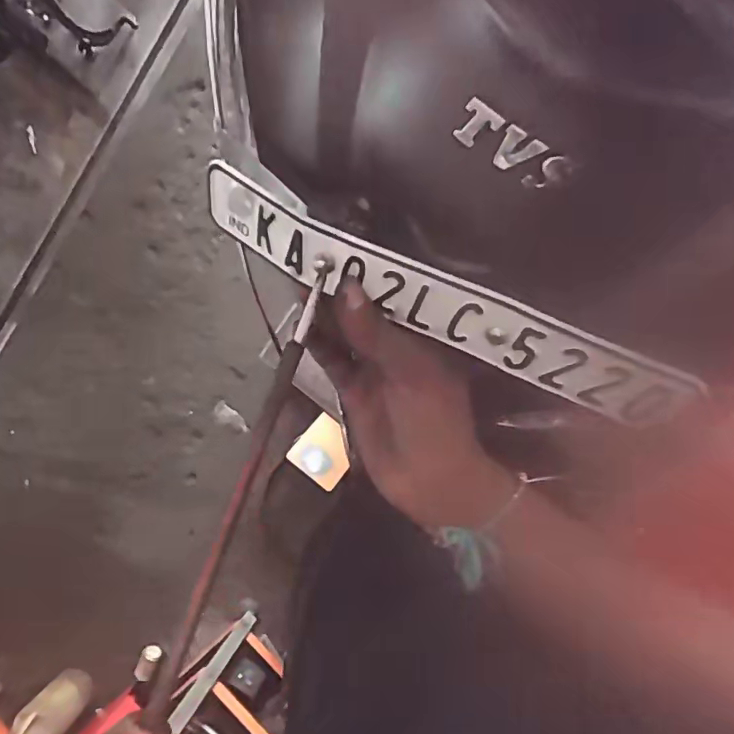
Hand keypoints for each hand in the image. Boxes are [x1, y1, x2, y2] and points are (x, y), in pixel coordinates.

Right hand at [309, 279, 516, 530]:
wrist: (429, 483)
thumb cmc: (435, 424)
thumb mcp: (411, 374)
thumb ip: (377, 334)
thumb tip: (348, 289)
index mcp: (425, 336)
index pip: (395, 294)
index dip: (370, 274)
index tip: (342, 250)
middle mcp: (399, 345)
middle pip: (364, 311)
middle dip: (340, 290)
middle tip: (309, 262)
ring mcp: (374, 367)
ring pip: (344, 333)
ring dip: (324, 314)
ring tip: (298, 285)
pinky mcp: (354, 389)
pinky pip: (332, 360)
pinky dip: (317, 344)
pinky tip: (300, 325)